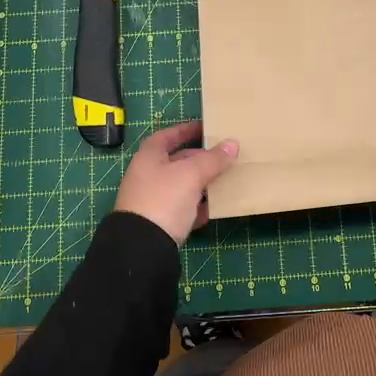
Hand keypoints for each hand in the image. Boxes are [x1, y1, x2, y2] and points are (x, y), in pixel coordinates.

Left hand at [113, 121, 238, 244]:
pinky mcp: (159, 223)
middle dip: (200, 158)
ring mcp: (152, 200)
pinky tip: (215, 207)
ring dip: (201, 182)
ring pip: (181, 185)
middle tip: (223, 156)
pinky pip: (183, 208)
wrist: (143, 248)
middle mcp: (148, 176)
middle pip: (177, 161)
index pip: (168, 136)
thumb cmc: (164, 199)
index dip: (186, 129)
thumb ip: (213, 159)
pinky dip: (198, 206)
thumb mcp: (191, 175)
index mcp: (149, 157)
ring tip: (225, 179)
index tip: (205, 127)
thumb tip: (233, 144)